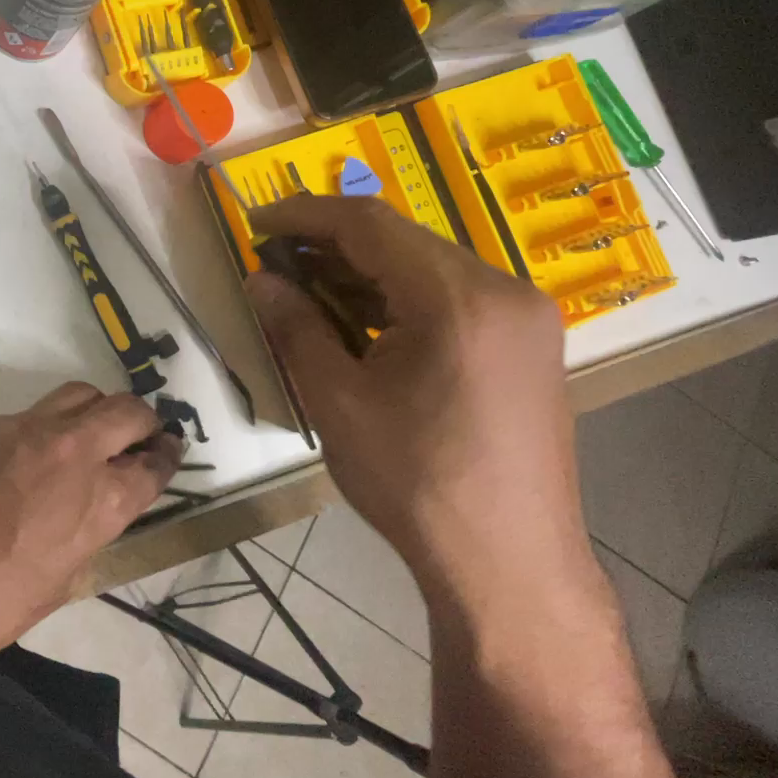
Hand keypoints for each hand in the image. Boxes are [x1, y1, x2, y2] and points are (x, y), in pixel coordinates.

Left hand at [0, 383, 180, 670]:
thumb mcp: (61, 581)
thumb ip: (89, 531)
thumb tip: (96, 508)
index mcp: (99, 501)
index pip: (153, 464)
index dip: (165, 458)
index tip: (167, 454)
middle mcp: (69, 451)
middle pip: (124, 411)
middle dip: (141, 421)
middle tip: (138, 436)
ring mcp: (21, 430)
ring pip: (76, 395)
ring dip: (93, 411)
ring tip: (87, 434)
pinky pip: (25, 415)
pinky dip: (40, 428)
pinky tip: (22, 459)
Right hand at [245, 196, 589, 596]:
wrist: (507, 562)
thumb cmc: (414, 481)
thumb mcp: (336, 400)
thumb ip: (295, 326)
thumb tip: (260, 278)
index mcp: (459, 299)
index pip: (369, 225)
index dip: (303, 215)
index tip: (252, 222)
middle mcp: (503, 291)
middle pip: (401, 239)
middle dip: (328, 242)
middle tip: (270, 261)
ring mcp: (522, 317)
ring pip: (425, 265)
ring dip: (360, 269)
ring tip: (301, 288)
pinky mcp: (524, 343)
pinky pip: (449, 295)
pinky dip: (395, 296)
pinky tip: (354, 318)